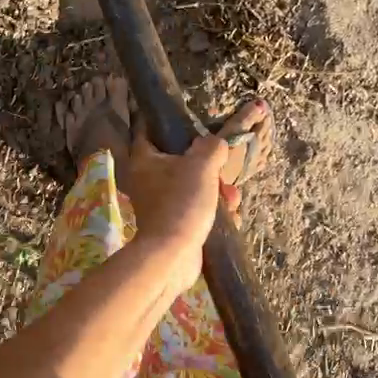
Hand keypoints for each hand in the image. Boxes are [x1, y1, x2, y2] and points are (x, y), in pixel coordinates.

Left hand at [124, 133, 229, 287]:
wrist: (172, 258)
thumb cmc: (181, 202)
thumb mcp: (201, 166)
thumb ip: (212, 147)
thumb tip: (216, 143)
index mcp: (145, 159)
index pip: (150, 129)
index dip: (169, 122)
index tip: (190, 120)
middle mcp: (147, 179)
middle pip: (182, 160)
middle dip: (209, 167)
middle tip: (223, 172)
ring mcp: (160, 204)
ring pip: (194, 185)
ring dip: (218, 191)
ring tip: (232, 199)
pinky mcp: (174, 224)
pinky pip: (198, 209)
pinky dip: (214, 212)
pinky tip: (231, 217)